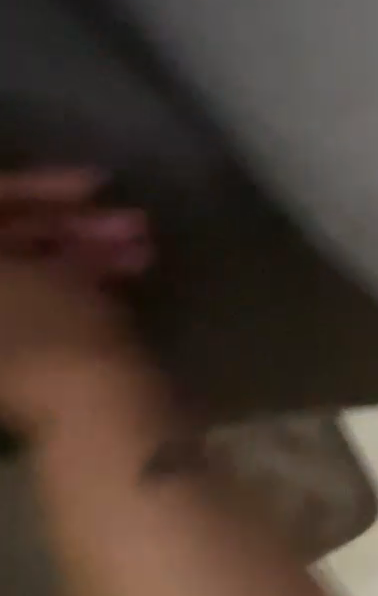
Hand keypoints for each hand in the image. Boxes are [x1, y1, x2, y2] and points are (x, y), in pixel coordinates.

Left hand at [0, 168, 154, 437]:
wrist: (106, 412)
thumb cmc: (53, 335)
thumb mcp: (22, 270)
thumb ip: (5, 228)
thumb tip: (7, 201)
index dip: (22, 191)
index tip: (90, 183)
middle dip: (59, 220)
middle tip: (128, 215)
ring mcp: (2, 326)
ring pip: (30, 263)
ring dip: (86, 244)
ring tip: (144, 240)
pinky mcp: (37, 341)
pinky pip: (53, 290)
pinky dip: (91, 273)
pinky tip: (136, 264)